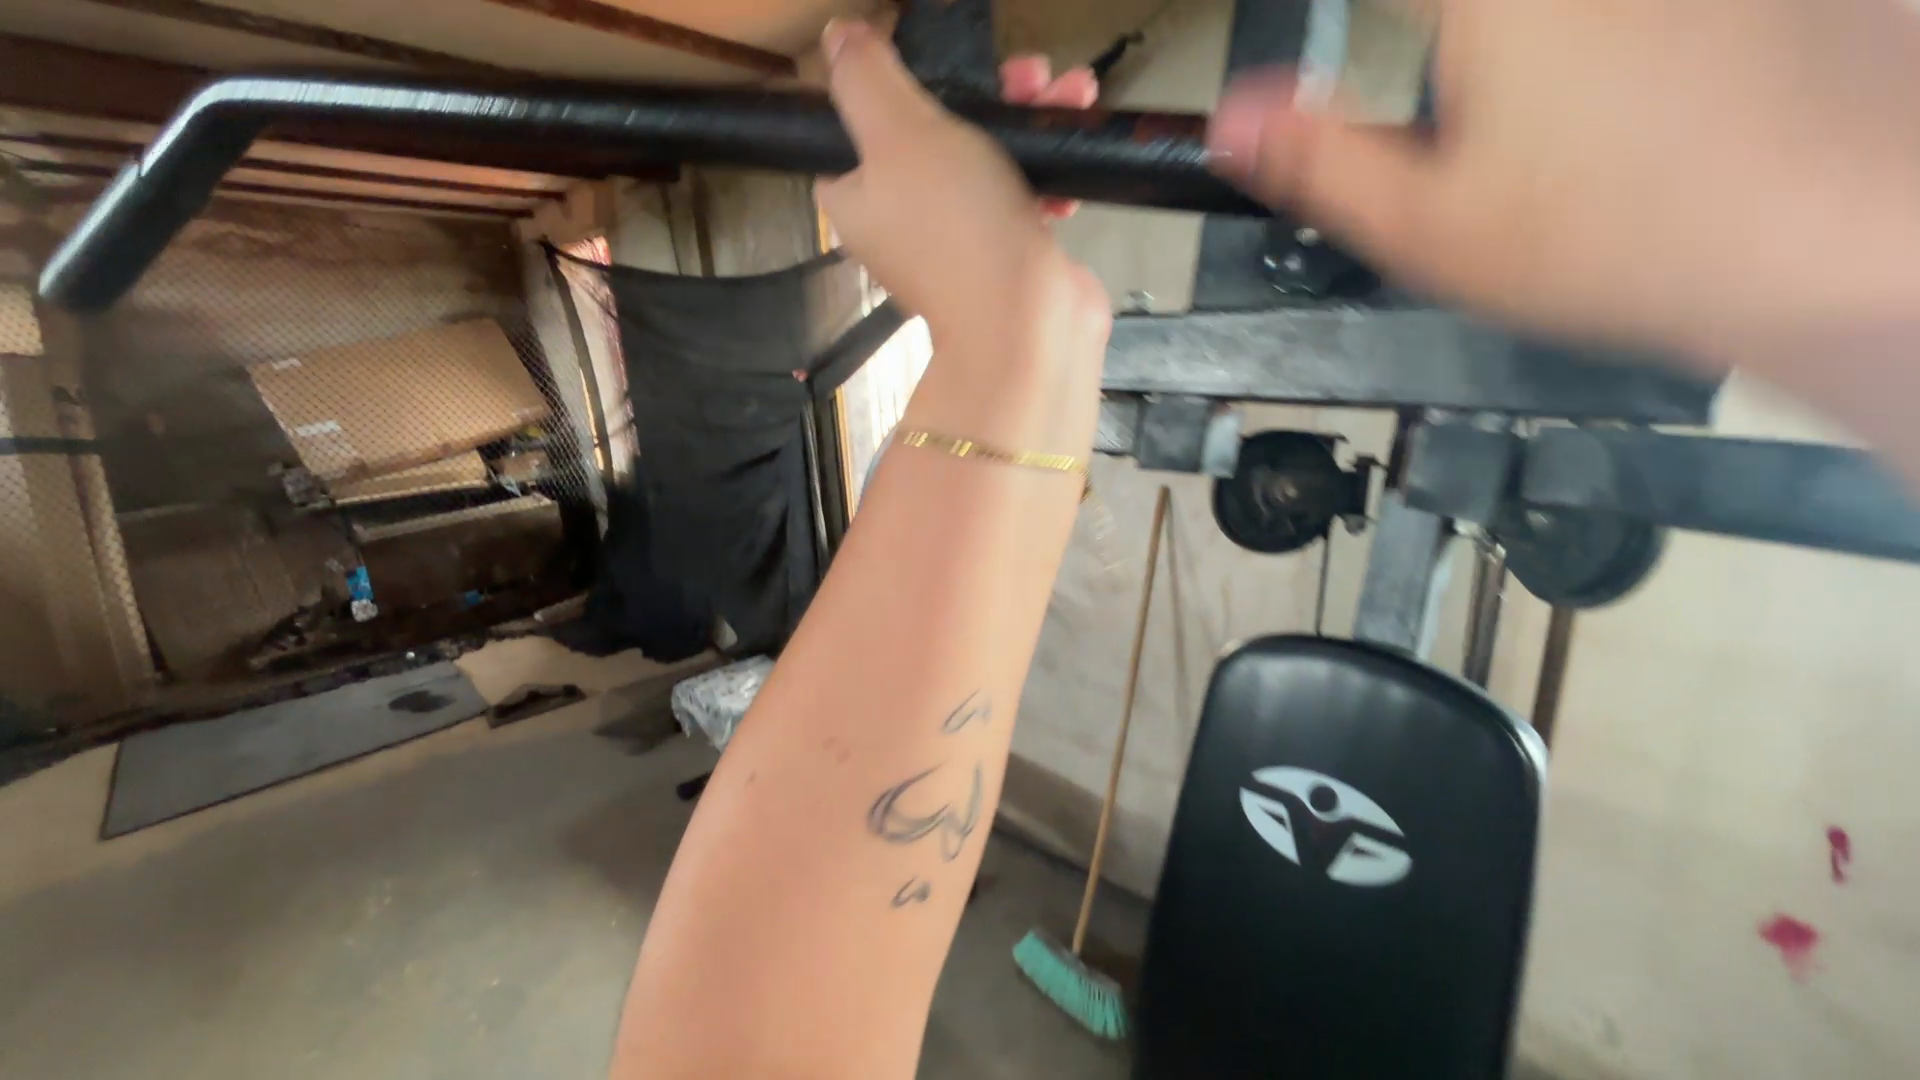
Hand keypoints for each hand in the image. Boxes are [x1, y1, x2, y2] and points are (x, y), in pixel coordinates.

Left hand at [816, 20, 1107, 354]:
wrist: (1025, 323)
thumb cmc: (956, 225)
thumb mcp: (899, 131)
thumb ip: (864, 77)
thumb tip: (837, 38)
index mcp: (855, 197)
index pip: (859, 126)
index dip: (900, 83)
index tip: (944, 62)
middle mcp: (897, 221)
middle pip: (931, 133)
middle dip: (987, 94)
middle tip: (1029, 75)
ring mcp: (950, 241)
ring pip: (982, 159)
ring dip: (1026, 123)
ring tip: (1069, 96)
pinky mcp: (998, 254)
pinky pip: (1015, 198)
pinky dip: (1042, 175)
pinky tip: (1068, 163)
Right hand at [1207, 0, 1919, 369]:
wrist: (1845, 238)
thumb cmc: (1624, 241)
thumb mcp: (1426, 228)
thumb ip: (1316, 161)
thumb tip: (1234, 119)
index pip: (1378, 0)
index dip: (1333, 22)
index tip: (1318, 58)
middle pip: (1456, 15)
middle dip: (1438, 52)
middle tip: (1441, 98)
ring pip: (1528, 21)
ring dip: (1491, 55)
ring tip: (1496, 112)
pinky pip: (1621, 20)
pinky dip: (1583, 46)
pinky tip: (1603, 86)